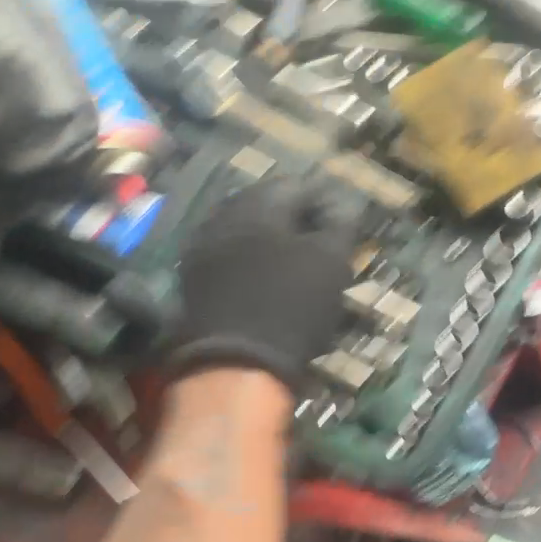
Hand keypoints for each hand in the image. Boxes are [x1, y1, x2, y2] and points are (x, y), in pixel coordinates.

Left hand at [170, 178, 357, 387]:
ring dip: (271, 238)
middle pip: (265, 204)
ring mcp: (204, 243)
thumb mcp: (331, 264)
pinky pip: (229, 252)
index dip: (324, 200)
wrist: (240, 356)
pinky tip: (267, 278)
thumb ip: (339, 227)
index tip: (342, 220)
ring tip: (295, 260)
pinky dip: (252, 258)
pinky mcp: (195, 274)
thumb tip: (345, 204)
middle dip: (294, 217)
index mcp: (259, 205)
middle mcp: (225, 214)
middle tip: (320, 239)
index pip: (296, 186)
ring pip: (245, 228)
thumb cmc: (295, 304)